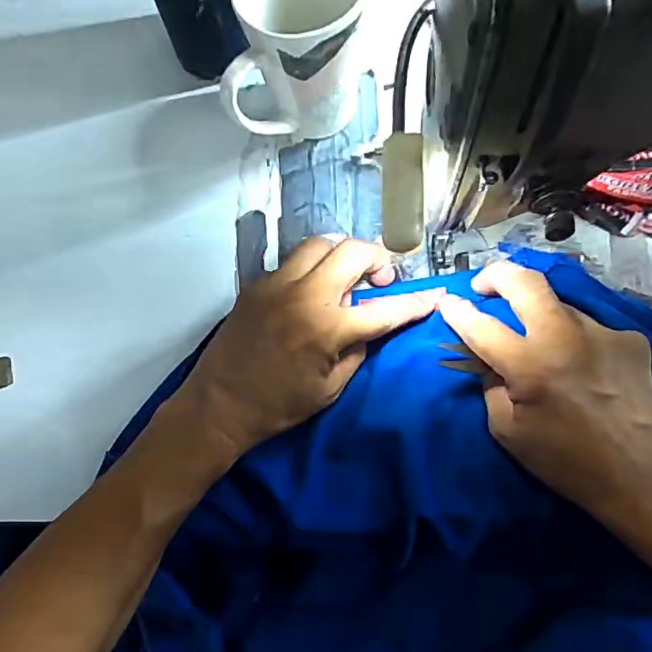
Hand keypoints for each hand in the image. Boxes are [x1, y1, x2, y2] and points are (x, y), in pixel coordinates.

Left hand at [172, 237, 443, 458]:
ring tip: (346, 275)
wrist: (219, 405)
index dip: (415, 302)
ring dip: (341, 253)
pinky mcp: (255, 285)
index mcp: (328, 328)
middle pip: (353, 250)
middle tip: (380, 280)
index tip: (433, 297)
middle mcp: (305, 295)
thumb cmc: (276, 407)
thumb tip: (370, 326)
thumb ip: (357, 351)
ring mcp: (276, 285)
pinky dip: (308, 268)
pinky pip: (290, 262)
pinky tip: (309, 290)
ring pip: (319, 244)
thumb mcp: (329, 389)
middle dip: (377, 259)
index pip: (386, 308)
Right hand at [438, 260, 651, 513]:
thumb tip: (486, 360)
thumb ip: (490, 385)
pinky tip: (577, 365)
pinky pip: (588, 329)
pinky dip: (573, 340)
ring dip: (539, 316)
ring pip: (559, 307)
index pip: (482, 326)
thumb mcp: (506, 428)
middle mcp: (566, 337)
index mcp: (530, 365)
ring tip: (536, 341)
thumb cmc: (559, 457)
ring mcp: (604, 333)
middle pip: (527, 284)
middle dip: (498, 276)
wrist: (632, 470)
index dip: (458, 312)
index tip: (446, 302)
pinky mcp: (630, 339)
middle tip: (484, 285)